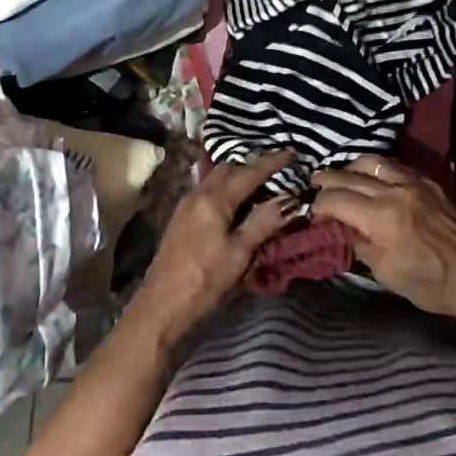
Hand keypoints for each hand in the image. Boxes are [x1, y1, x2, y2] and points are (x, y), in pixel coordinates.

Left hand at [124, 151, 295, 345]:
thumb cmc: (206, 278)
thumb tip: (290, 199)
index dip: (271, 163)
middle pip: (227, 169)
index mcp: (214, 199)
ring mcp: (185, 204)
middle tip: (276, 171)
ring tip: (259, 186)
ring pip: (214, 179)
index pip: (248, 173)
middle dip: (251, 166)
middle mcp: (197, 194)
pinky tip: (234, 204)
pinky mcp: (180, 218)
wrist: (164, 301)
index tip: (291, 154)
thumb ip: (263, 221)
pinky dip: (224, 190)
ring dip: (236, 177)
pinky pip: (206, 192)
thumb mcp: (240, 252)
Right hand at [312, 156, 455, 349]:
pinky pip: (394, 166)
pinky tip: (373, 180)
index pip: (333, 199)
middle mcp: (394, 192)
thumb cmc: (427, 282)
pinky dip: (376, 170)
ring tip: (342, 180)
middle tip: (314, 192)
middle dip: (324, 183)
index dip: (316, 206)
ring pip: (370, 161)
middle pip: (346, 175)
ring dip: (350, 169)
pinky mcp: (428, 184)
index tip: (312, 216)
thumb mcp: (382, 271)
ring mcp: (413, 184)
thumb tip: (335, 227)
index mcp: (380, 217)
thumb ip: (355, 242)